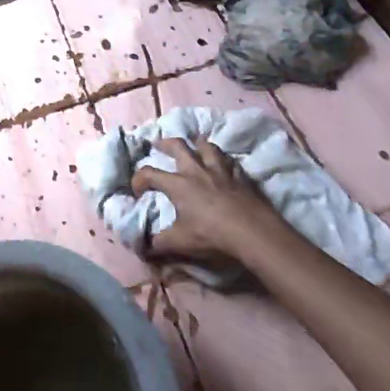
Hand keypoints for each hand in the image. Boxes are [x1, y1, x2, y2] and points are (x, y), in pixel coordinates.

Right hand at [132, 137, 282, 260]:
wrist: (252, 232)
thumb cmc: (212, 235)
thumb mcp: (180, 243)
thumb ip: (158, 243)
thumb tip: (142, 247)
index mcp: (178, 185)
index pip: (150, 174)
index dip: (138, 179)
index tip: (137, 190)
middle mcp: (197, 171)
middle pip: (178, 146)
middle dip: (165, 143)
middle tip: (159, 144)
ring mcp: (220, 170)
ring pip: (206, 146)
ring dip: (197, 144)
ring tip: (194, 145)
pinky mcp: (240, 175)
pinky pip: (229, 160)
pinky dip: (223, 159)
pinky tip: (223, 163)